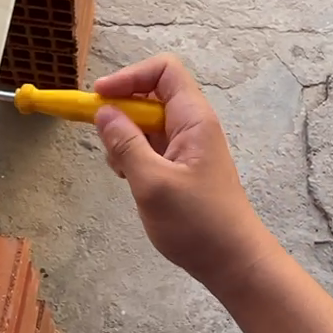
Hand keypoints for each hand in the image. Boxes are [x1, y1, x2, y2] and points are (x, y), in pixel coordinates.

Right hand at [92, 53, 276, 288]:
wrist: (232, 261)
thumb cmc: (198, 223)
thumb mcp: (152, 183)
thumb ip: (125, 144)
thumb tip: (103, 112)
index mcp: (193, 118)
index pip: (163, 71)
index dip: (129, 76)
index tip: (100, 98)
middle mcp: (192, 126)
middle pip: (150, 96)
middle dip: (122, 114)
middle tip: (109, 144)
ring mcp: (187, 147)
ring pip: (146, 124)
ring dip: (125, 139)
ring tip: (123, 171)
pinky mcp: (181, 167)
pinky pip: (151, 147)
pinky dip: (134, 157)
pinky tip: (131, 181)